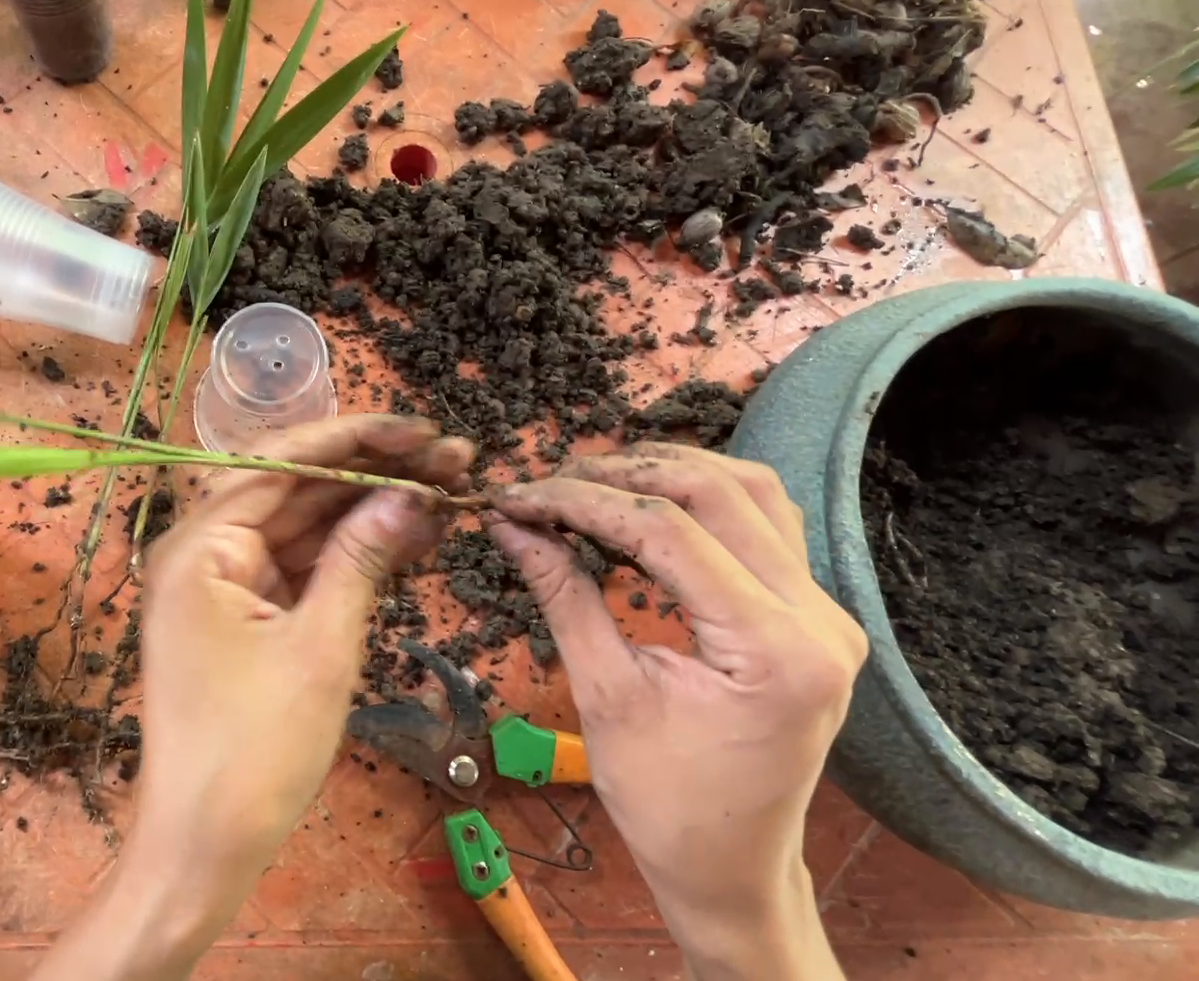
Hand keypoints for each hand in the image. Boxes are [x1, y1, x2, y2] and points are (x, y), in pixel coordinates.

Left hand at [31, 415, 471, 980]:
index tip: (420, 431)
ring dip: (369, 507)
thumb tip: (413, 494)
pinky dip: (352, 551)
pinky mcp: (247, 612)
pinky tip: (411, 531)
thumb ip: (363, 558)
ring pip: (305, 524)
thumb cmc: (255, 751)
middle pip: (295, 488)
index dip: (354, 438)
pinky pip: (303, 564)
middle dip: (371, 471)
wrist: (205, 847)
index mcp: (200, 545)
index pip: (280, 462)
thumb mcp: (321, 648)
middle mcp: (204, 550)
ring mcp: (224, 582)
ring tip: (446, 488)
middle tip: (450, 458)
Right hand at [484, 443, 863, 980]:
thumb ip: (562, 594)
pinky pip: (763, 522)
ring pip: (751, 491)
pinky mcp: (811, 613)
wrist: (731, 865)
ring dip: (665, 472)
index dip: (581, 501)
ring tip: (591, 483)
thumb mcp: (603, 693)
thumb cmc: (664, 800)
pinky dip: (699, 497)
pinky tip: (645, 505)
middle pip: (717, 492)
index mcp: (771, 650)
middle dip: (620, 474)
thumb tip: (512, 526)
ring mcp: (824, 612)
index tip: (518, 498)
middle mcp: (817, 617)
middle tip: (548, 484)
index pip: (667, 530)